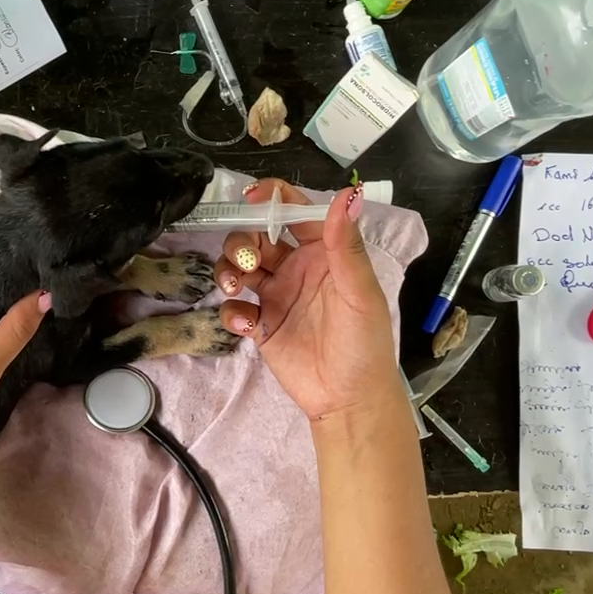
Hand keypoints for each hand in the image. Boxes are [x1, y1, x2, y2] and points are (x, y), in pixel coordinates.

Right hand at [215, 180, 403, 421]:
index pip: (295, 212)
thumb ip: (346, 246)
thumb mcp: (360, 292)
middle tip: (245, 263)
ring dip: (228, 271)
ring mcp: (275, 297)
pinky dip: (231, 311)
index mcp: (322, 254)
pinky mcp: (260, 325)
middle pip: (255, 238)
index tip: (250, 198)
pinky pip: (235, 308)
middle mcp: (295, 269)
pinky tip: (246, 327)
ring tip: (234, 289)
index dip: (272, 198)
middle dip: (241, 242)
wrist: (349, 399)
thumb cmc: (364, 343)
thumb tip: (347, 195)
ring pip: (238, 269)